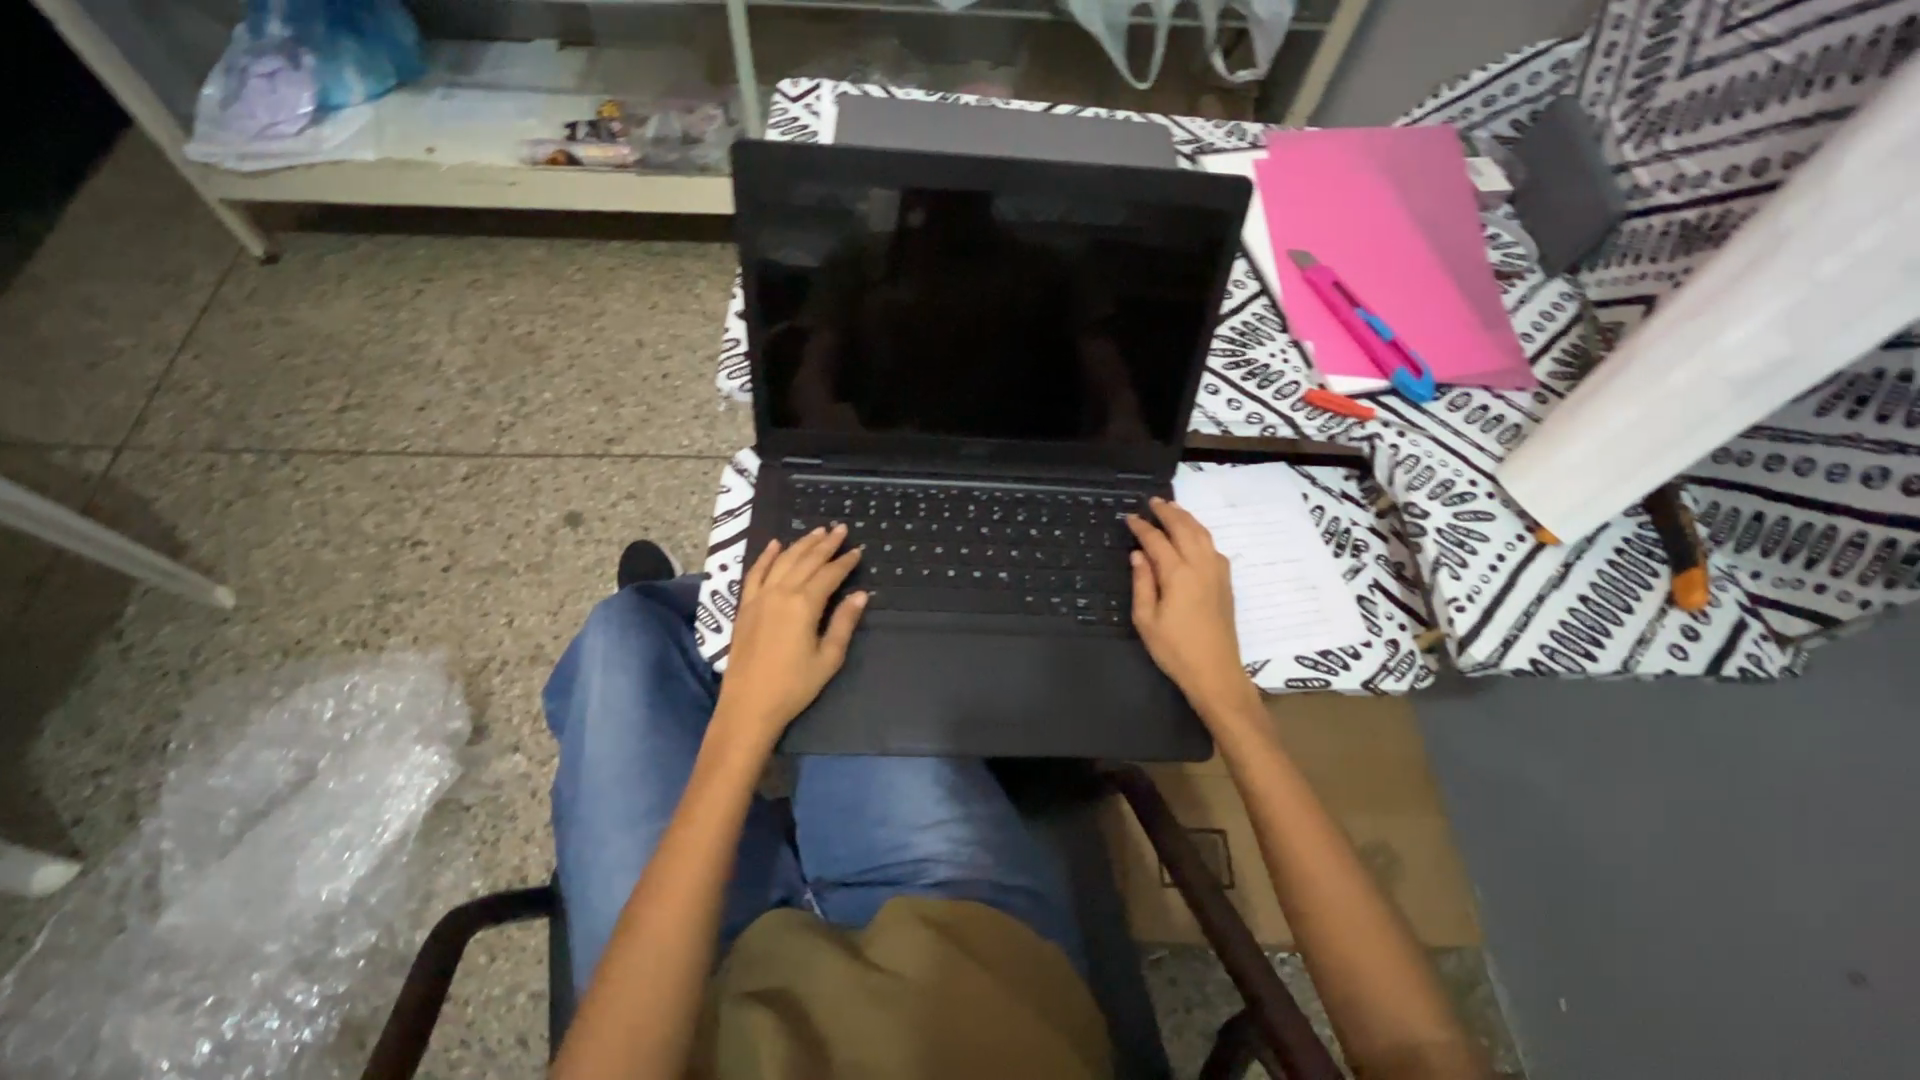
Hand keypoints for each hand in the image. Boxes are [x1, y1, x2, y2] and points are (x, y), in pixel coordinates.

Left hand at [714, 525, 867, 744]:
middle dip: (825, 544)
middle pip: (806, 561)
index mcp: (804, 605)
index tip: (858, 550)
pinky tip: (775, 545)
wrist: (748, 705)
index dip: (845, 561)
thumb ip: (843, 622)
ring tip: (816, 531)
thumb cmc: (794, 686)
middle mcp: (781, 593)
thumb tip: (861, 595)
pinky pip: (756, 573)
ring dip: (801, 544)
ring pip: (783, 561)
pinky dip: (766, 556)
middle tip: (840, 529)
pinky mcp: (745, 607)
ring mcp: (759, 598)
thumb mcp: (828, 658)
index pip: (829, 574)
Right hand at [1127, 498, 1257, 715]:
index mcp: (1177, 574)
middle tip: (1153, 502)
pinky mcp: (1226, 582)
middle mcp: (1200, 565)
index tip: (1129, 518)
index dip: (1142, 527)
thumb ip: (1142, 583)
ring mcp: (1217, 572)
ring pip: (1203, 534)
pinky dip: (1201, 533)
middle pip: (1184, 528)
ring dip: (1187, 518)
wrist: (1215, 672)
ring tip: (1173, 509)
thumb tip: (1138, 555)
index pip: (1157, 540)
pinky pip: (1213, 547)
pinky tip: (1194, 536)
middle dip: (1168, 512)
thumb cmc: (1174, 649)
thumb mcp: (1146, 619)